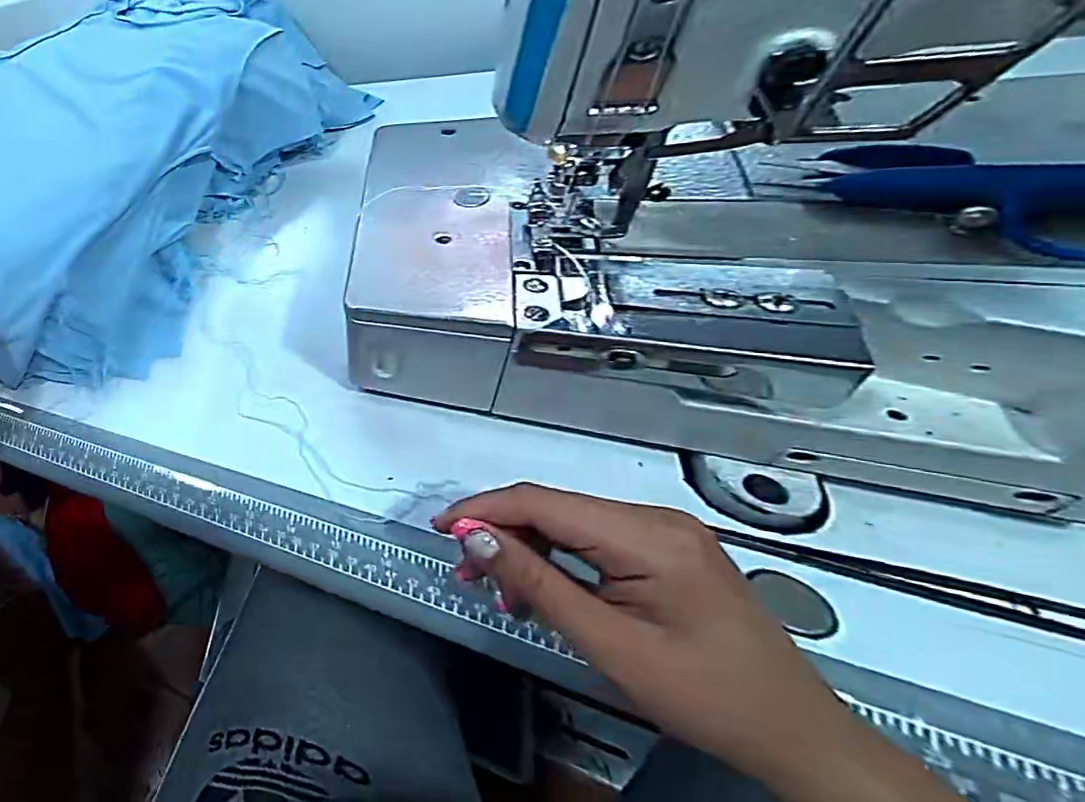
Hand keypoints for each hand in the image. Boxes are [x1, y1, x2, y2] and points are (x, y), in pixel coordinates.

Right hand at [432, 484, 955, 801]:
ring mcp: (664, 533)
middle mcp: (655, 519)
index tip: (440, 529)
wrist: (801, 740)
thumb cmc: (707, 697)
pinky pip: (593, 542)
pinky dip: (558, 563)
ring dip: (527, 552)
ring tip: (499, 591)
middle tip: (466, 574)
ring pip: (568, 525)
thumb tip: (472, 532)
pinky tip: (541, 593)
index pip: (541, 502)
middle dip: (501, 536)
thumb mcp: (608, 643)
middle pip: (553, 510)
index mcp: (647, 535)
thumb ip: (534, 580)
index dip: (483, 509)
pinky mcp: (666, 551)